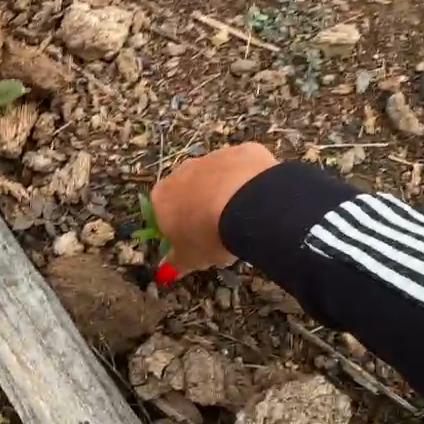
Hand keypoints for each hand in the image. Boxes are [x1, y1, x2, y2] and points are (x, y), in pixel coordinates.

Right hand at [150, 142, 279, 277]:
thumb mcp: (190, 257)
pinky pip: (245, 166)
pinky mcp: (243, 151)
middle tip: (219, 227)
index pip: (164, 210)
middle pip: (189, 188)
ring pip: (218, 175)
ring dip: (226, 190)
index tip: (193, 239)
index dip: (178, 225)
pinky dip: (251, 179)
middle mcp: (183, 171)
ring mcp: (213, 158)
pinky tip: (261, 197)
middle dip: (201, 204)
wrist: (246, 205)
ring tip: (244, 215)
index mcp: (162, 196)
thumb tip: (166, 272)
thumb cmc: (208, 234)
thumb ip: (176, 262)